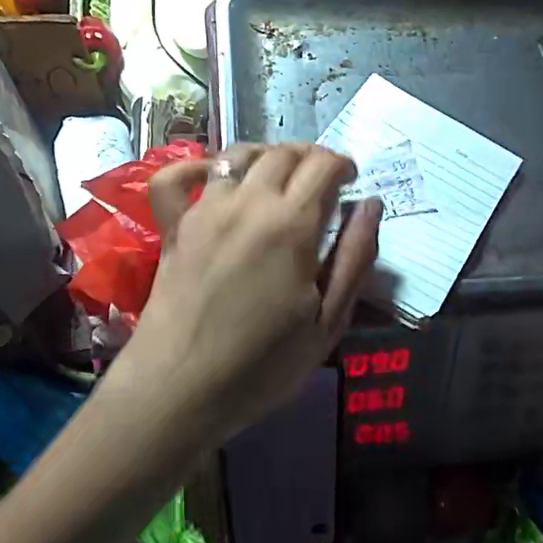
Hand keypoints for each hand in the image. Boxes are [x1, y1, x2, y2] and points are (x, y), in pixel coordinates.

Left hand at [110, 145, 382, 441]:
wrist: (181, 387)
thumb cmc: (261, 366)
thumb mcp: (327, 323)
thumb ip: (354, 259)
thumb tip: (370, 205)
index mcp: (291, 225)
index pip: (323, 166)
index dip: (342, 164)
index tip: (349, 180)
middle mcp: (246, 203)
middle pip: (282, 155)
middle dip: (308, 157)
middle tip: (319, 179)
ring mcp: (202, 212)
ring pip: (236, 157)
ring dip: (264, 157)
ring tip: (276, 176)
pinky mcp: (172, 229)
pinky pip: (173, 178)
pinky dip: (194, 166)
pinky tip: (210, 176)